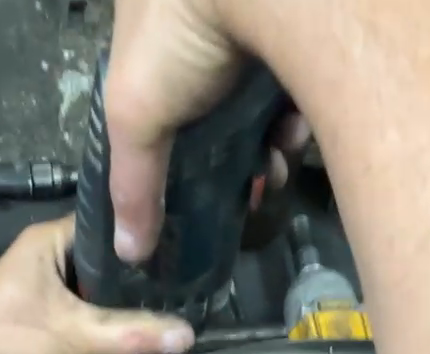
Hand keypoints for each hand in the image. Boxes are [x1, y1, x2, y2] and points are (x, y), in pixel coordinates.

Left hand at [0, 217, 194, 353]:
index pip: (109, 224)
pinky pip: (90, 315)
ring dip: (129, 305)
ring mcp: (49, 290)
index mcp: (50, 240)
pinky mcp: (49, 319)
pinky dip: (112, 325)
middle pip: (109, 261)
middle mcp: (50, 257)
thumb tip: (189, 334)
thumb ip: (130, 334)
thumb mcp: (73, 335)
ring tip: (177, 308)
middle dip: (143, 277)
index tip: (188, 249)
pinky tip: (144, 333)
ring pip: (101, 292)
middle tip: (191, 286)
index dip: (145, 236)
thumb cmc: (7, 344)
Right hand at [105, 0, 308, 261]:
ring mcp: (254, 16)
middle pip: (219, 106)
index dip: (182, 149)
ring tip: (278, 161)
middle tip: (254, 182)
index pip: (163, 99)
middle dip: (239, 154)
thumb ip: (132, 184)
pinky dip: (300, 106)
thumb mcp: (137, 116)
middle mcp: (200, 15)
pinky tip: (297, 127)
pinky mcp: (298, 23)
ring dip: (272, 140)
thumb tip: (128, 253)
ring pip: (263, 95)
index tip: (204, 184)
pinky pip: (301, 73)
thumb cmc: (179, 32)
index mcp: (151, 22)